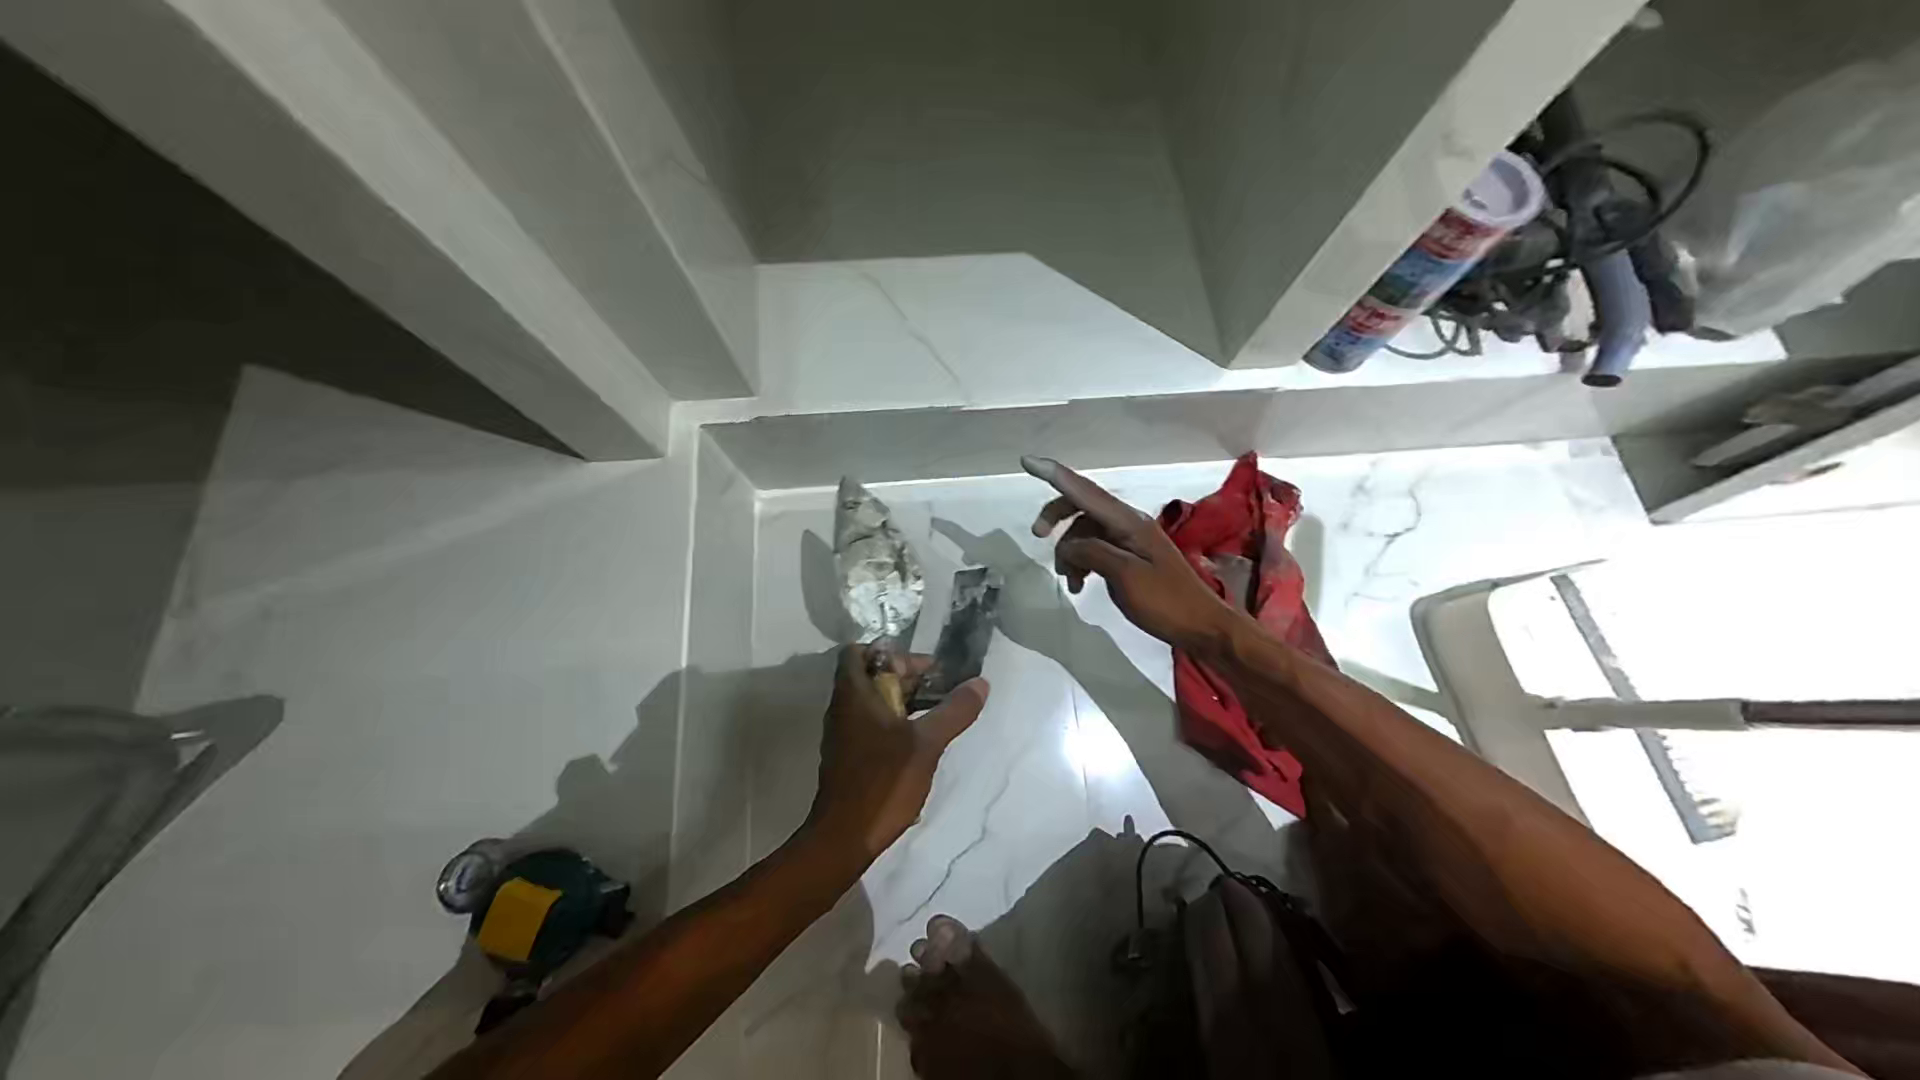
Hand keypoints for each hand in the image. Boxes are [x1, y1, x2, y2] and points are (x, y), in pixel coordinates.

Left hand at [805, 645, 989, 863]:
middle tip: (944, 689)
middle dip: (907, 677)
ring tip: (940, 713)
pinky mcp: (850, 756)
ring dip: (905, 701)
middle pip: (871, 676)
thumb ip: (954, 710)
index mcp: (854, 694)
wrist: (845, 836)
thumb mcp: (927, 743)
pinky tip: (923, 742)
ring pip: (873, 702)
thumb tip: (980, 683)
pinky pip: (872, 725)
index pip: (859, 651)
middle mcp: (843, 708)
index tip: (924, 667)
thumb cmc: (883, 781)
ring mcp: (844, 733)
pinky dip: (896, 723)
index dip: (890, 651)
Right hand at [1023, 455, 1240, 652]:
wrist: (1203, 627)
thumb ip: (1092, 553)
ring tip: (1069, 579)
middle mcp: (1129, 524)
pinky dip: (1082, 562)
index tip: (1027, 461)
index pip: (1085, 491)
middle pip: (1082, 507)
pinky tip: (1080, 584)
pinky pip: (1096, 550)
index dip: (1055, 474)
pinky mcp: (1131, 559)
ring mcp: (1131, 541)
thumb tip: (1068, 546)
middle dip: (1057, 518)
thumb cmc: (1166, 602)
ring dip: (1069, 551)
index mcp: (1129, 522)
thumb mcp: (1125, 576)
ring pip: (1086, 532)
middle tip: (1037, 536)